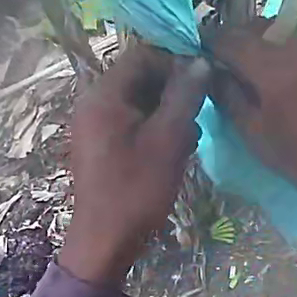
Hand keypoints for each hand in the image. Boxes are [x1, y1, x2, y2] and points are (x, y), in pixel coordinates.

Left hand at [61, 45, 210, 283]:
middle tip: (200, 114)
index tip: (204, 81)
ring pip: (139, 104)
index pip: (142, 55)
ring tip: (187, 141)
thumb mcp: (168, 139)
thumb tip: (201, 62)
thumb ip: (185, 95)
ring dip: (168, 115)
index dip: (175, 62)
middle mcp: (93, 104)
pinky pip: (132, 125)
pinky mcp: (101, 147)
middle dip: (173, 92)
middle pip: (140, 79)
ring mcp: (94, 127)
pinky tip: (174, 154)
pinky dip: (155, 132)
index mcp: (103, 95)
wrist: (105, 241)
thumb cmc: (136, 189)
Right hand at [208, 17, 296, 206]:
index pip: (229, 39)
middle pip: (256, 25)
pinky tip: (291, 70)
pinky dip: (289, 44)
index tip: (202, 55)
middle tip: (230, 65)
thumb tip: (212, 73)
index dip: (210, 44)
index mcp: (274, 69)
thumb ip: (230, 101)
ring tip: (261, 67)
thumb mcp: (259, 139)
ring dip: (265, 40)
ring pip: (282, 26)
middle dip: (238, 40)